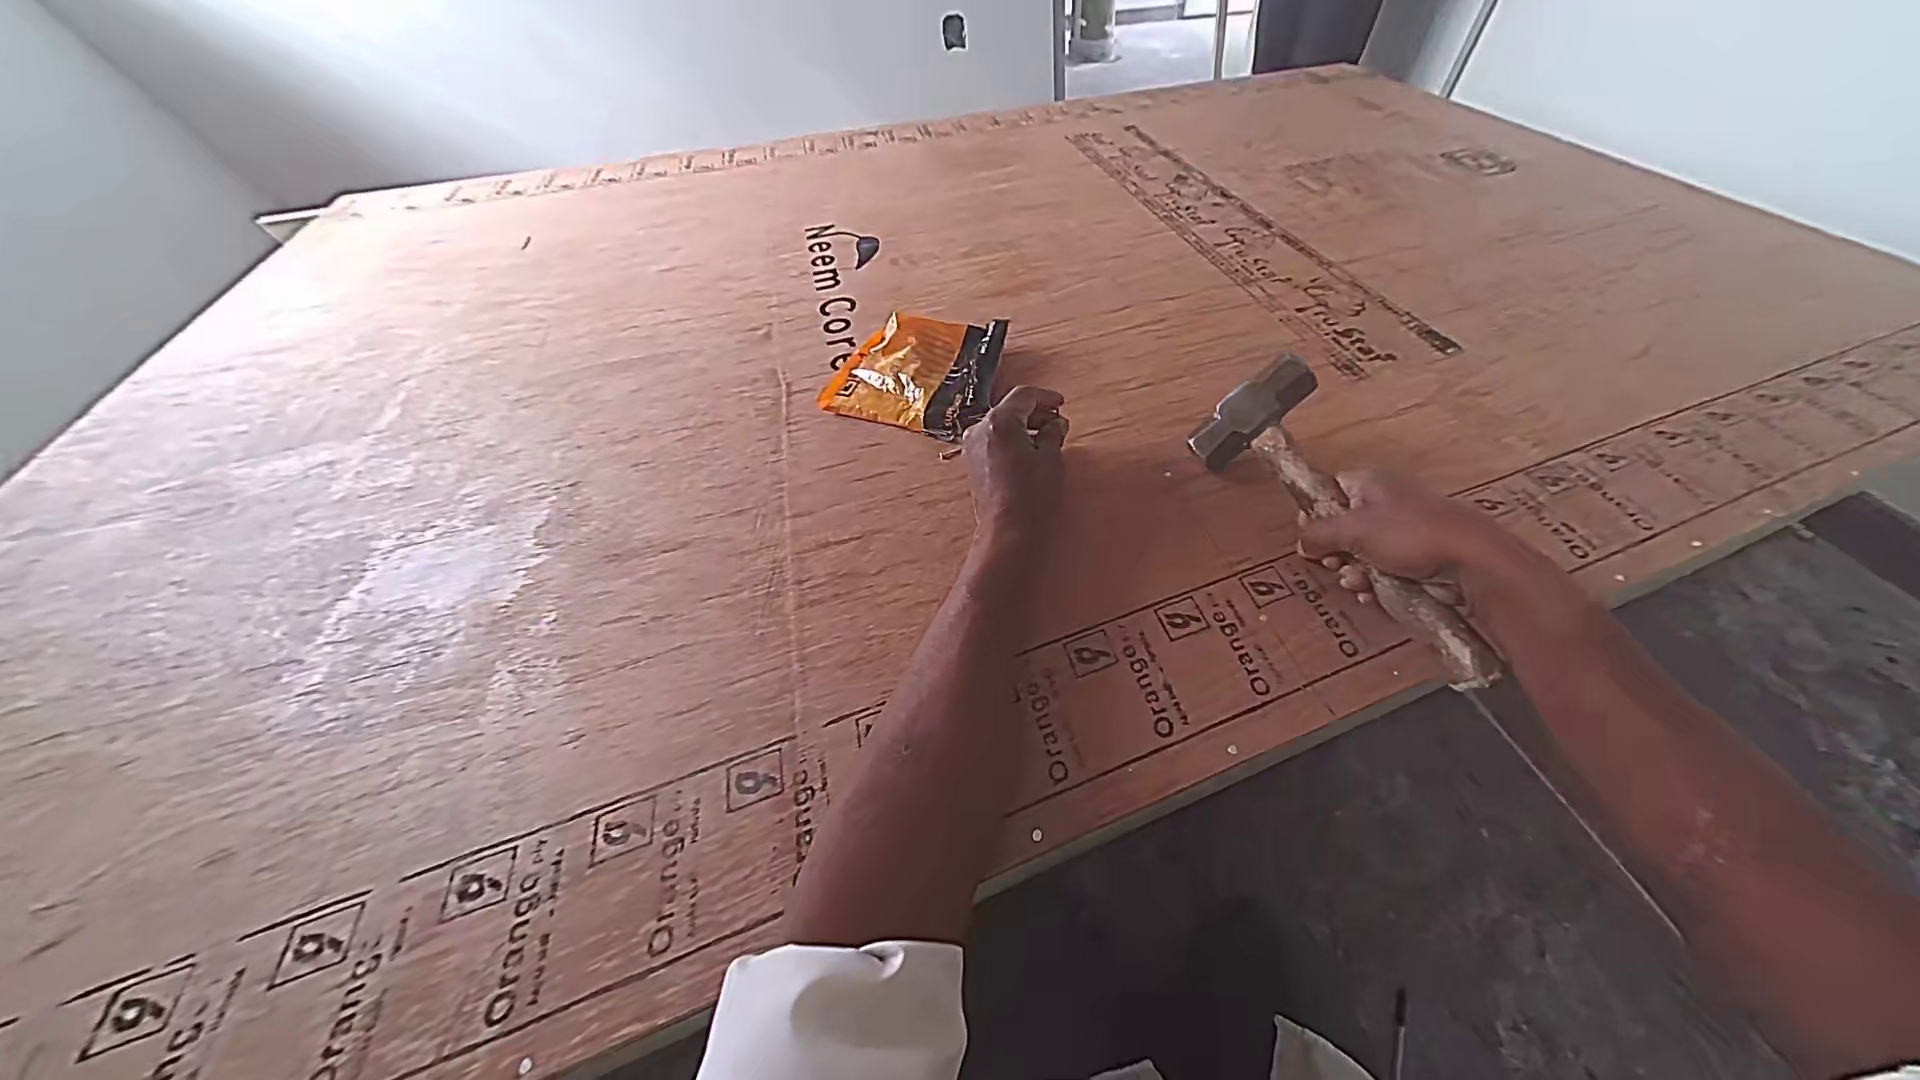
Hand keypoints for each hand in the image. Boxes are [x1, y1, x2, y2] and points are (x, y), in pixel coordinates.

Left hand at [962, 385, 1066, 542]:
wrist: (1008, 531)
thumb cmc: (1032, 494)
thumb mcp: (1051, 458)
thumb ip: (1053, 433)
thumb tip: (1055, 424)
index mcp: (1000, 421)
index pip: (1024, 396)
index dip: (1045, 397)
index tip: (1061, 404)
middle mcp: (980, 429)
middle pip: (1009, 409)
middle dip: (1034, 412)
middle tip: (1057, 422)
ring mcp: (972, 447)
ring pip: (1000, 425)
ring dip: (1023, 426)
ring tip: (1047, 439)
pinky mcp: (972, 464)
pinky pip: (993, 441)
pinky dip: (1010, 440)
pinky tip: (1028, 452)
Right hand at [1296, 468, 1514, 607]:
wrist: (1472, 563)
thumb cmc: (1408, 535)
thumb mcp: (1351, 529)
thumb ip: (1316, 534)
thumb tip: (1302, 543)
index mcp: (1371, 482)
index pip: (1331, 489)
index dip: (1315, 511)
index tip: (1308, 533)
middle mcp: (1386, 501)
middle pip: (1341, 525)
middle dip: (1334, 549)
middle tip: (1333, 562)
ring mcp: (1403, 530)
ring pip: (1359, 551)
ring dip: (1351, 569)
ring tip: (1356, 581)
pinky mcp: (1415, 556)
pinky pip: (1380, 567)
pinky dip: (1372, 580)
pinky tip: (1371, 591)